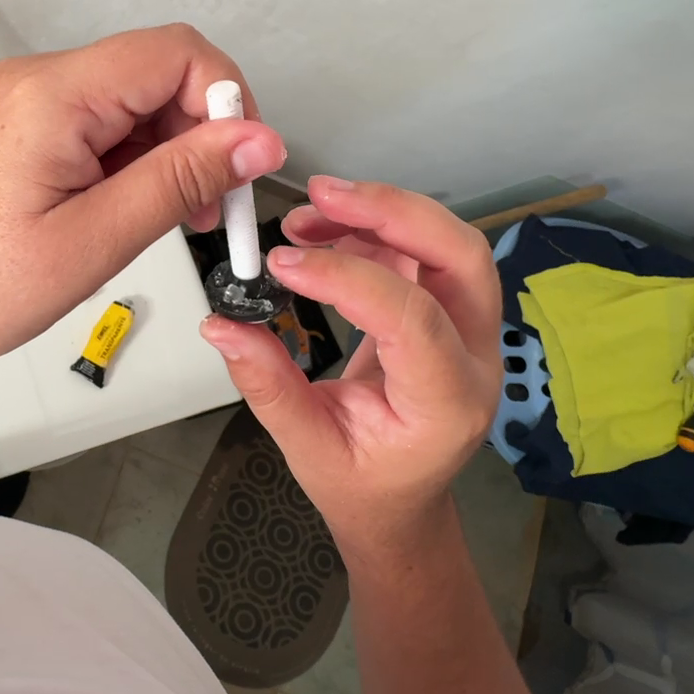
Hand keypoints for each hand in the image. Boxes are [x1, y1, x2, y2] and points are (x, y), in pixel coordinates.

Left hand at [0, 24, 285, 389]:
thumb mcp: (97, 238)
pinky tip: (131, 208)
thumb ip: (183, 178)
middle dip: (199, 132)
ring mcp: (22, 101)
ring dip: (166, 151)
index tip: (243, 165)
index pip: (175, 51)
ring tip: (172, 218)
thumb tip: (261, 140)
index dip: (226, 99)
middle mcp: (34, 80)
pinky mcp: (18, 127)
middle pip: (153, 73)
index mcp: (51, 93)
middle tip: (211, 209)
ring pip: (129, 102)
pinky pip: (95, 124)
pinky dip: (129, 160)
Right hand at [200, 178, 501, 557]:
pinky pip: (420, 249)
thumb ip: (267, 384)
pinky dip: (371, 227)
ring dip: (377, 212)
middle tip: (319, 195)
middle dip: (391, 212)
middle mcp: (475, 355)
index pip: (412, 320)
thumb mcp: (307, 446)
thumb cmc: (362, 482)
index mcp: (447, 402)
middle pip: (460, 256)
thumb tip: (219, 324)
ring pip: (445, 241)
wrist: (402, 499)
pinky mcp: (447, 309)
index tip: (279, 263)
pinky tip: (322, 232)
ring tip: (304, 215)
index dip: (346, 278)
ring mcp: (469, 328)